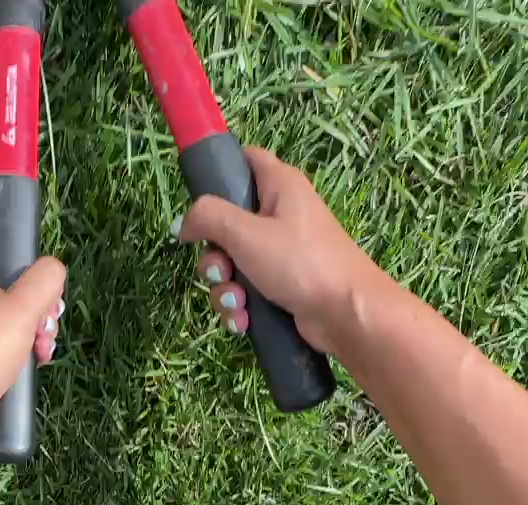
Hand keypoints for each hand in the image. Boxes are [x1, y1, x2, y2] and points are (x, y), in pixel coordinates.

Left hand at [0, 226, 66, 425]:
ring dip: (30, 326)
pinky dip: (13, 344)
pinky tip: (31, 362)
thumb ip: (46, 278)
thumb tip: (52, 271)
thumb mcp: (25, 308)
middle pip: (2, 278)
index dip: (12, 247)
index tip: (35, 273)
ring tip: (43, 349)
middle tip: (48, 321)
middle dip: (34, 301)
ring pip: (1, 309)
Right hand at [178, 146, 383, 351]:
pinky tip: (244, 320)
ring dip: (225, 288)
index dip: (218, 175)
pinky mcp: (280, 285)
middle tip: (222, 270)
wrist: (344, 313)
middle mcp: (279, 215)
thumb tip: (183, 224)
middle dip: (214, 256)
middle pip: (226, 225)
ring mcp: (280, 253)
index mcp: (279, 187)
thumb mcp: (247, 234)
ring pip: (231, 265)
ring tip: (239, 303)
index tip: (198, 201)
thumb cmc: (300, 263)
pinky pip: (245, 291)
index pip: (244, 160)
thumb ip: (208, 218)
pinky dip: (240, 306)